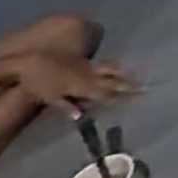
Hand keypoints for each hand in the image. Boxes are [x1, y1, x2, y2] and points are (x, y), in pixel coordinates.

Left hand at [12, 51, 137, 115]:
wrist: (31, 62)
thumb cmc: (38, 83)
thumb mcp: (49, 97)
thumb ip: (66, 106)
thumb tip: (81, 116)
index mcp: (83, 86)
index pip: (107, 93)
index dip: (123, 95)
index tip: (140, 95)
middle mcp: (89, 76)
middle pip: (114, 81)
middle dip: (130, 84)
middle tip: (146, 86)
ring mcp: (87, 67)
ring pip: (111, 69)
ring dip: (123, 73)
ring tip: (135, 75)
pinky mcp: (83, 61)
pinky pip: (103, 64)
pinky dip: (113, 67)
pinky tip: (116, 67)